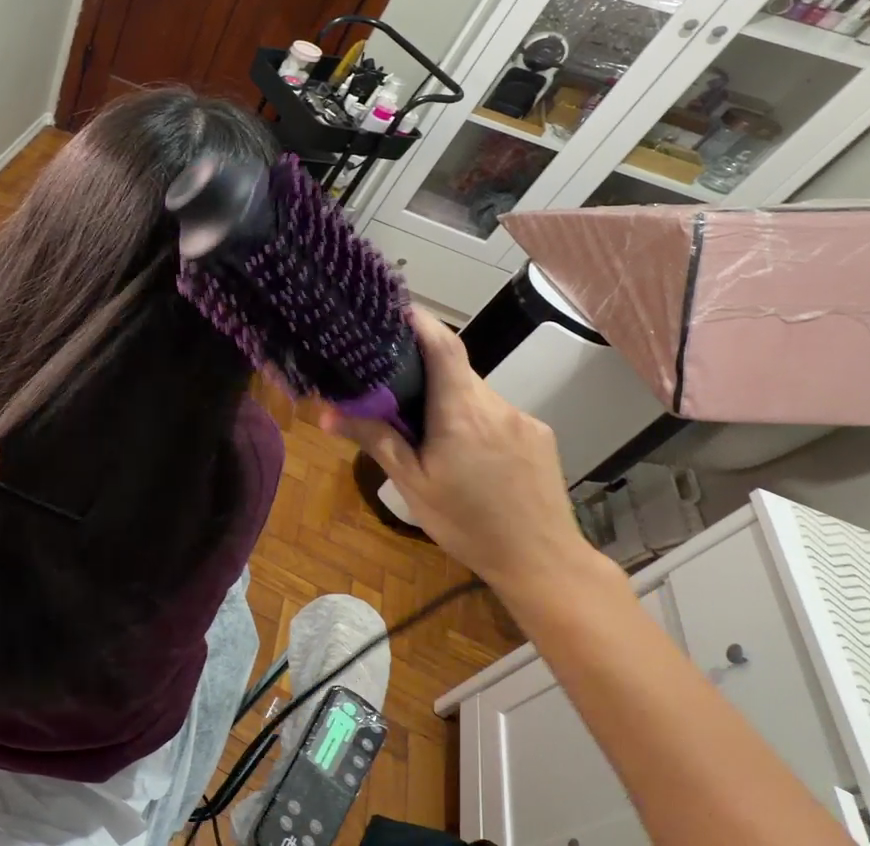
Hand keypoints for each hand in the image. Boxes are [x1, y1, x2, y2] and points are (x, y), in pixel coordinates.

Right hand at [319, 307, 591, 592]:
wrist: (543, 562)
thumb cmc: (468, 524)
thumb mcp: (412, 484)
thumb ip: (375, 440)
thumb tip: (326, 414)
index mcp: (461, 413)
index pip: (443, 347)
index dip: (420, 321)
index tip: (393, 309)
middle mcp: (495, 405)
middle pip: (454, 369)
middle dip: (421, 369)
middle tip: (387, 384)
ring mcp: (521, 419)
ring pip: (472, 392)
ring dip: (444, 398)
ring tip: (419, 427)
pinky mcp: (538, 435)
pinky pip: (493, 411)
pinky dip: (468, 416)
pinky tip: (459, 450)